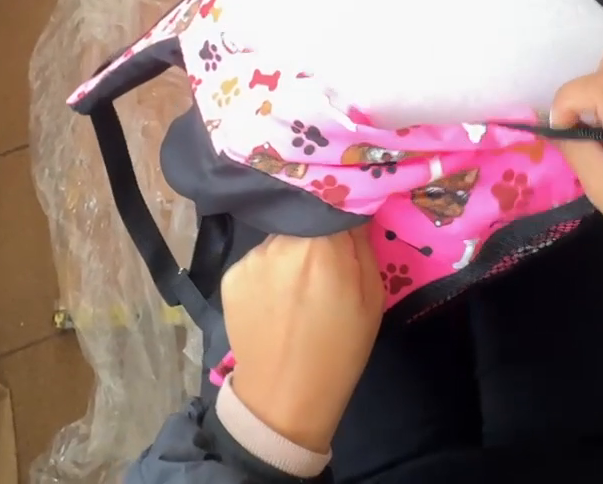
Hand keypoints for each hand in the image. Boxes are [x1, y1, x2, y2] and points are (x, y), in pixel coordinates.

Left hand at [221, 226, 384, 452]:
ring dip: (290, 254)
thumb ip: (363, 245)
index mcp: (322, 246)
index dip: (340, 212)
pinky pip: (257, 260)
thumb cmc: (339, 350)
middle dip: (315, 236)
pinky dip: (268, 273)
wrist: (284, 400)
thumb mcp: (371, 298)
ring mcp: (252, 258)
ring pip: (279, 239)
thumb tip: (355, 209)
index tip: (346, 228)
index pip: (333, 203)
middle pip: (304, 220)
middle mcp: (282, 242)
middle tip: (323, 268)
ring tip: (296, 290)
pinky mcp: (231, 275)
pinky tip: (273, 301)